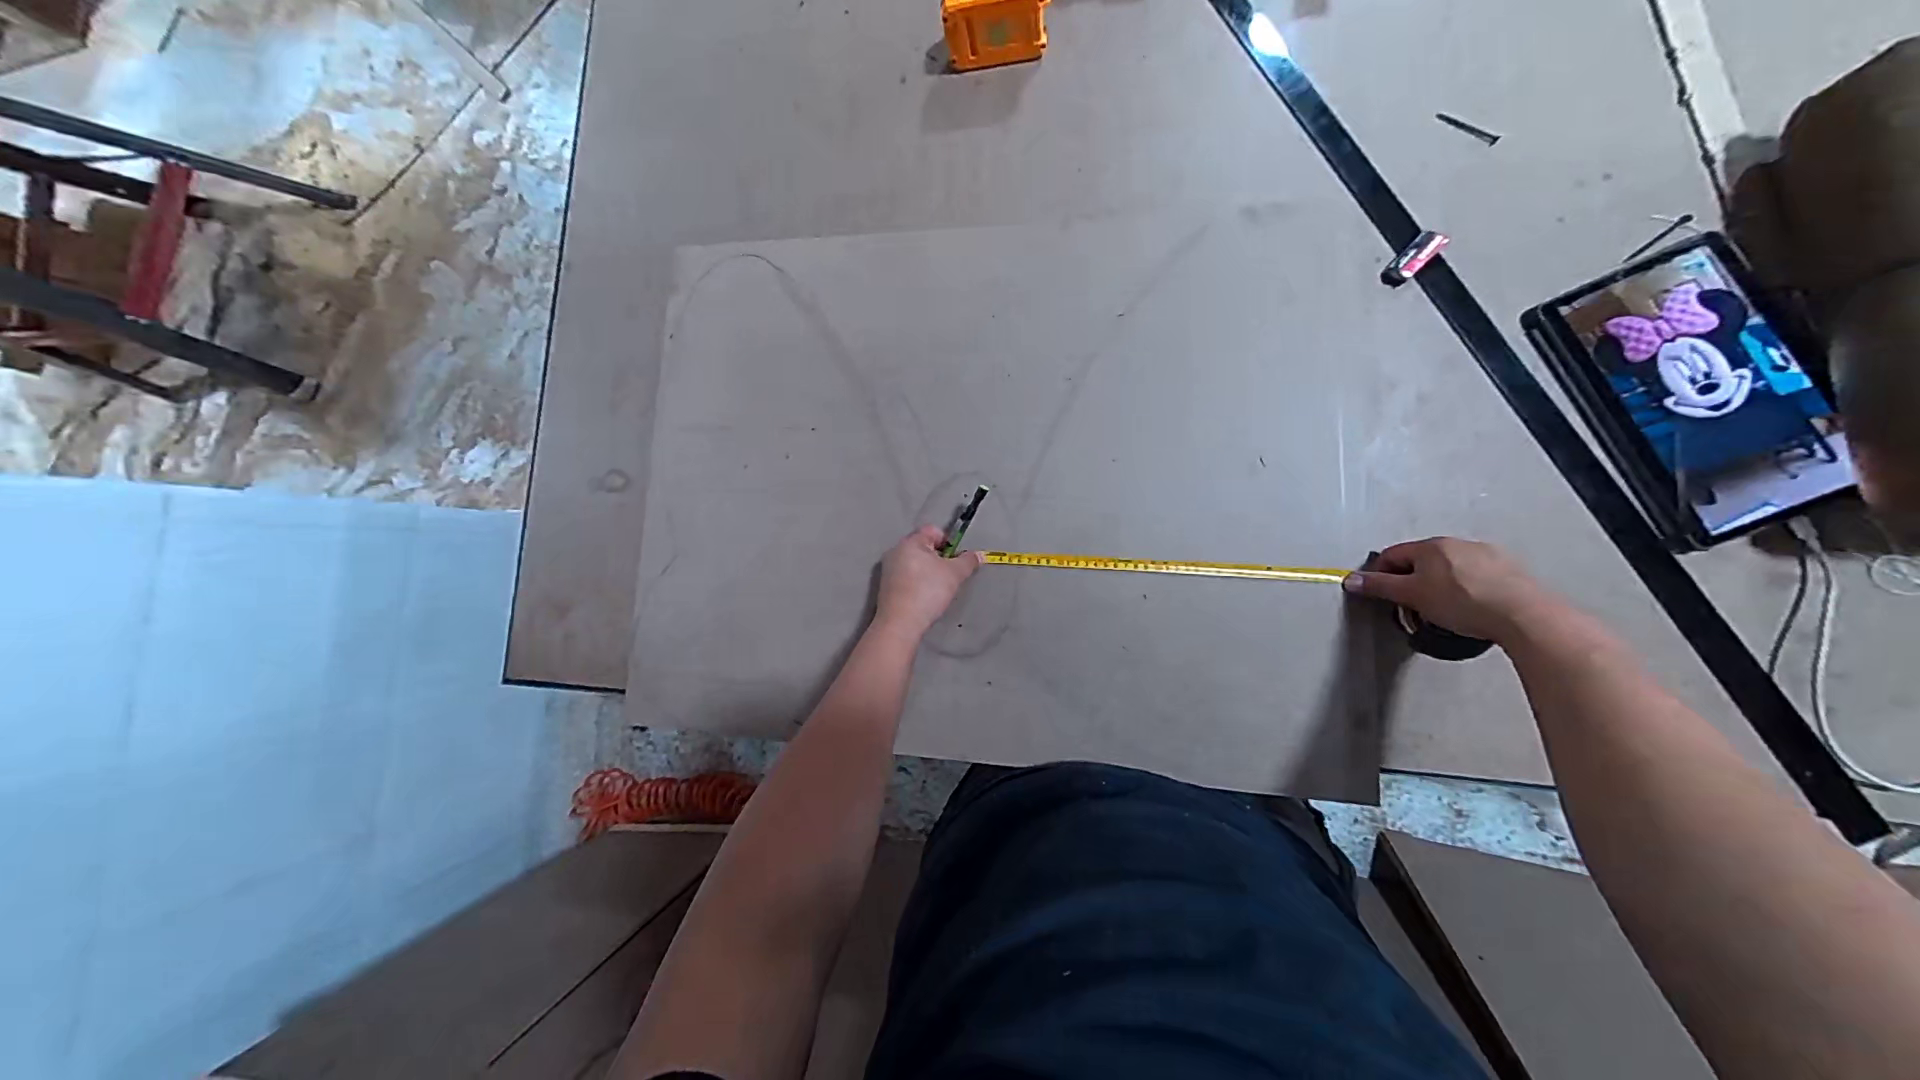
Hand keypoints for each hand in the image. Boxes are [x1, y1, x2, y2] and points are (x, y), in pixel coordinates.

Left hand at [873, 526, 980, 639]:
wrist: (901, 622)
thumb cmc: (928, 591)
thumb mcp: (955, 574)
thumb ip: (968, 561)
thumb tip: (978, 554)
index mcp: (910, 542)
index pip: (933, 530)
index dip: (949, 542)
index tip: (956, 560)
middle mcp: (895, 551)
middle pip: (924, 547)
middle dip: (939, 558)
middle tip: (949, 575)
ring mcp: (888, 569)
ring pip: (915, 563)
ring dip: (928, 571)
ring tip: (937, 589)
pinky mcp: (886, 586)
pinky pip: (907, 576)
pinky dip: (917, 582)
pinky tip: (924, 597)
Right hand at [1342, 537, 1561, 644]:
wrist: (1523, 615)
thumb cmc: (1467, 602)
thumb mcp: (1411, 595)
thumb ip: (1379, 587)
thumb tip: (1354, 580)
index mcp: (1432, 545)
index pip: (1392, 555)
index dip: (1380, 575)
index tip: (1379, 592)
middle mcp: (1460, 544)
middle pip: (1422, 562)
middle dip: (1412, 583)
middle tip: (1412, 607)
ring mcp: (1487, 556)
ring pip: (1450, 570)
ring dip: (1441, 587)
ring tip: (1444, 612)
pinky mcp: (1508, 572)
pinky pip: (1476, 579)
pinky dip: (1467, 592)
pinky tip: (1471, 609)